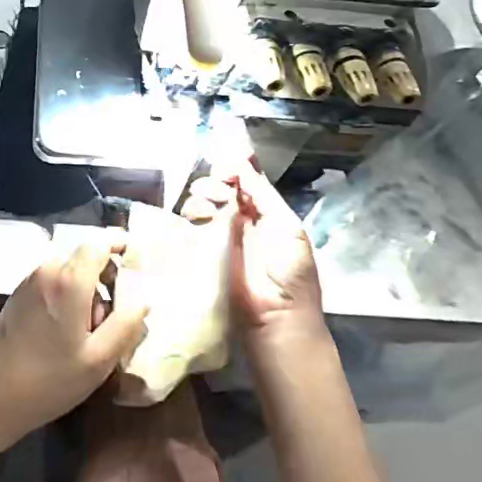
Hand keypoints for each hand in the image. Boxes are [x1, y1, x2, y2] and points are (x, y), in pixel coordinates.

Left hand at [0, 238, 149, 456]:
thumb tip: (143, 301)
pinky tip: (71, 332)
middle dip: (107, 276)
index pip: (100, 242)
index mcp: (69, 279)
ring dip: (88, 289)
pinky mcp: (20, 294)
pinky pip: (54, 281)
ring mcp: (30, 280)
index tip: (138, 260)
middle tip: (118, 312)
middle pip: (86, 256)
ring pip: (70, 270)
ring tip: (93, 330)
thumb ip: (126, 325)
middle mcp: (48, 270)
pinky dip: (70, 294)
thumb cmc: (49, 379)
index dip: (121, 245)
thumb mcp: (99, 359)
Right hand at [179, 162, 324, 351]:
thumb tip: (243, 161)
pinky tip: (200, 216)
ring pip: (202, 203)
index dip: (234, 167)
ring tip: (210, 205)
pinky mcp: (202, 252)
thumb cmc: (290, 273)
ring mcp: (219, 236)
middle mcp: (240, 220)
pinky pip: (191, 226)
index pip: (244, 180)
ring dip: (203, 196)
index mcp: (265, 212)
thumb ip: (264, 194)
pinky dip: (191, 215)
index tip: (227, 163)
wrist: (276, 320)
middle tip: (219, 186)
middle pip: (220, 188)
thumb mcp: (287, 227)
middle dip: (216, 180)